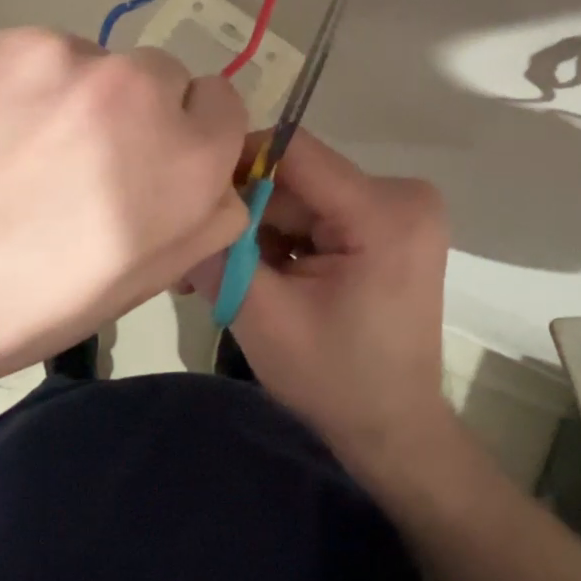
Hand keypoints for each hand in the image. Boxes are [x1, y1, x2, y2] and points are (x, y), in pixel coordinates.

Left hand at [0, 29, 248, 398]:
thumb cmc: (28, 307)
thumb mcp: (142, 283)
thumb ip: (205, 219)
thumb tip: (218, 179)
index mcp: (183, 154)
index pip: (224, 102)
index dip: (191, 136)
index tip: (153, 162)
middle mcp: (131, 86)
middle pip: (161, 75)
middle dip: (138, 113)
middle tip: (80, 165)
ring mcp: (54, 53)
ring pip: (91, 63)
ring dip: (75, 97)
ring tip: (18, 156)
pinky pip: (30, 56)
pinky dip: (19, 87)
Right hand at [187, 130, 451, 469]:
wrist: (392, 429)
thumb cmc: (334, 379)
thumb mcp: (263, 316)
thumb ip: (220, 253)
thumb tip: (178, 207)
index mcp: (384, 212)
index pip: (293, 152)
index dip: (235, 163)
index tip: (190, 196)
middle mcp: (401, 196)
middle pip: (295, 180)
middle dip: (243, 214)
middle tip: (195, 257)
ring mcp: (398, 211)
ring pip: (300, 199)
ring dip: (257, 233)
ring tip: (216, 275)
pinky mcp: (386, 229)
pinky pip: (317, 216)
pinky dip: (281, 242)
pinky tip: (253, 275)